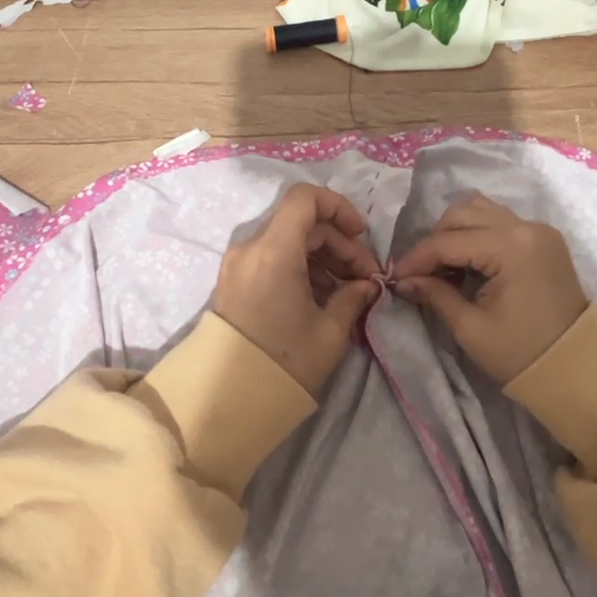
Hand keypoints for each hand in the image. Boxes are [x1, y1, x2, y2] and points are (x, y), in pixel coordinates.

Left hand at [213, 183, 380, 391]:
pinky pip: (272, 258)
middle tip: (365, 277)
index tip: (361, 235)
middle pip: (302, 223)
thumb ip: (352, 297)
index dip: (338, 207)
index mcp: (274, 250)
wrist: (230, 397)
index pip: (305, 199)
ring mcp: (238, 264)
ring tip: (347, 291)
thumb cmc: (285, 360)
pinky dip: (300, 267)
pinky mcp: (235, 281)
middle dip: (339, 243)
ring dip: (322, 256)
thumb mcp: (330, 331)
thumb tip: (366, 285)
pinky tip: (322, 297)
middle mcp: (251, 247)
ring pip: (288, 240)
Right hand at [391, 196, 587, 382]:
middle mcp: (526, 227)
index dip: (416, 258)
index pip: (448, 241)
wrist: (576, 366)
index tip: (395, 277)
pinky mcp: (543, 239)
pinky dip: (477, 235)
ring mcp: (538, 230)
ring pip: (481, 211)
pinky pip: (500, 222)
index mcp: (510, 248)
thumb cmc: (521, 353)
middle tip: (420, 273)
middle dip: (435, 240)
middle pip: (463, 214)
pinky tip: (467, 264)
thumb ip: (435, 295)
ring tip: (444, 267)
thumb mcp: (470, 328)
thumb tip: (404, 280)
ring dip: (456, 233)